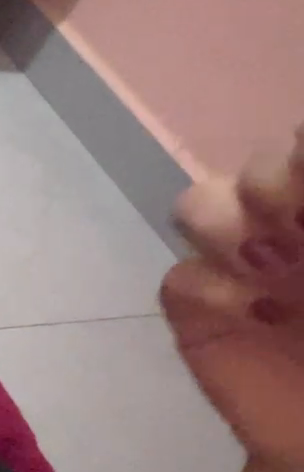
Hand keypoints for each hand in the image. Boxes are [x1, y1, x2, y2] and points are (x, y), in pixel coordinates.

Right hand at [163, 125, 303, 469]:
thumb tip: (292, 189)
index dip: (302, 155)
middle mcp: (302, 228)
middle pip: (265, 162)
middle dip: (277, 179)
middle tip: (301, 226)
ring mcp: (249, 266)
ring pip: (205, 203)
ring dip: (228, 224)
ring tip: (266, 262)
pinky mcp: (200, 310)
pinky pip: (180, 277)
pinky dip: (208, 290)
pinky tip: (248, 316)